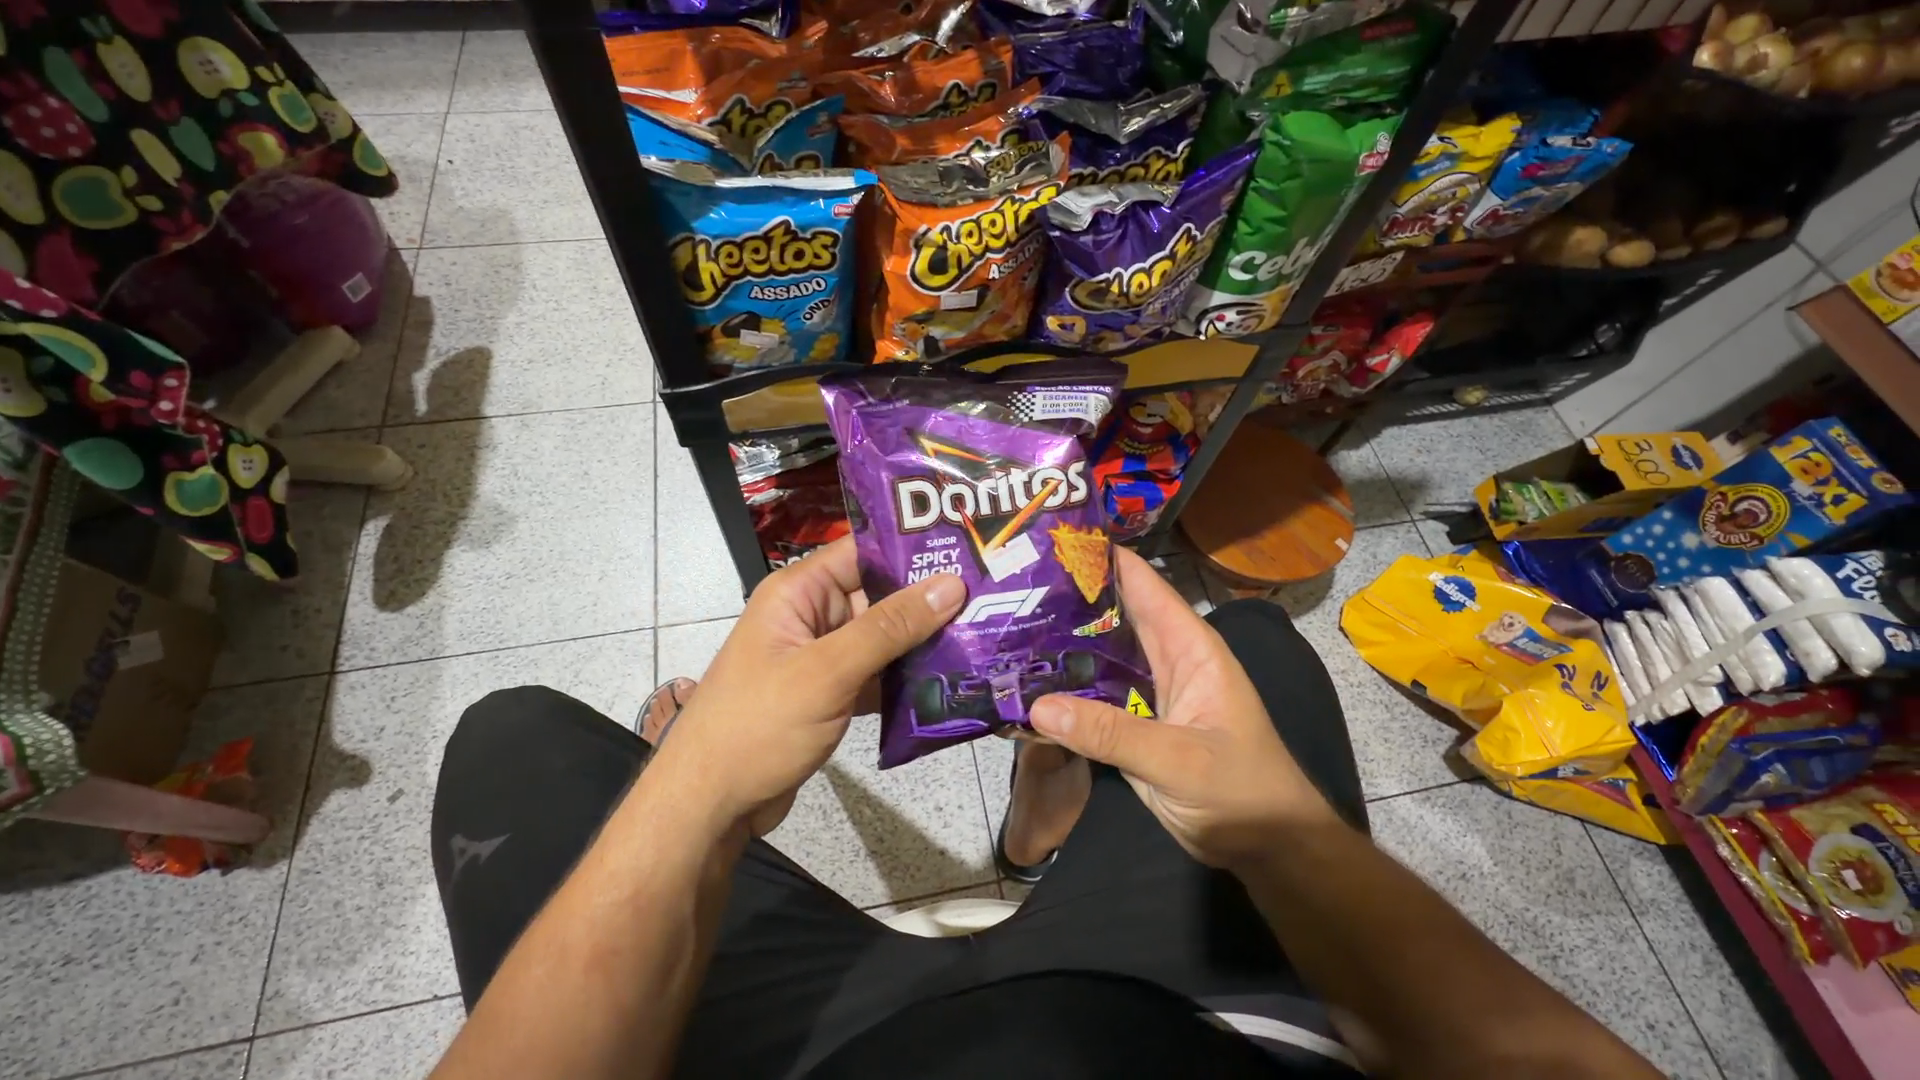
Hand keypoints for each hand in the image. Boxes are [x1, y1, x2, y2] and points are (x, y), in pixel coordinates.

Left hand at [644, 536, 965, 838]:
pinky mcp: (831, 695)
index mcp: (799, 592)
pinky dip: (907, 680)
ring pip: (883, 639)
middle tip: (996, 598)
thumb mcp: (828, 671)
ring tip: (986, 637)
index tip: (970, 548)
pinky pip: (878, 675)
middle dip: (931, 600)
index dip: (912, 548)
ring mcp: (821, 658)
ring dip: (925, 643)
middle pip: (880, 595)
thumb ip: (890, 628)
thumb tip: (952, 585)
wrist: (712, 805)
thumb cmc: (759, 726)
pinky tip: (953, 683)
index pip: (863, 552)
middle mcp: (810, 617)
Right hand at [1028, 548, 1339, 870]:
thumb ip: (1112, 734)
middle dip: (1066, 597)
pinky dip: (1061, 688)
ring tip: (1000, 626)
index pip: (1142, 585)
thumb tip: (1035, 705)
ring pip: (1098, 655)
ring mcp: (1148, 694)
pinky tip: (1021, 684)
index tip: (1045, 539)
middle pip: (1112, 614)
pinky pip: (1091, 696)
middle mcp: (1166, 660)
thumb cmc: (1242, 791)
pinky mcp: (1133, 726)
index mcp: (1189, 648)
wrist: (1266, 847)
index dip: (1100, 557)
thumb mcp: (1180, 760)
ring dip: (1058, 643)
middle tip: (1005, 584)